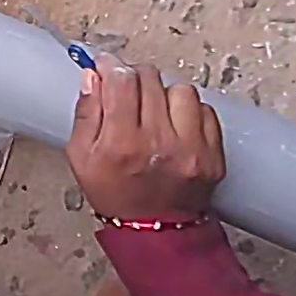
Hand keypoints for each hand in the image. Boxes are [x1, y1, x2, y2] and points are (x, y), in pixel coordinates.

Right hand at [67, 61, 225, 221]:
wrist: (154, 230)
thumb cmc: (112, 193)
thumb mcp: (80, 156)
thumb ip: (85, 114)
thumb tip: (92, 77)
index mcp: (121, 142)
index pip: (122, 81)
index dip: (111, 65)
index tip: (106, 65)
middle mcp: (159, 141)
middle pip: (150, 79)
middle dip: (133, 77)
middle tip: (124, 88)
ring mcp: (192, 147)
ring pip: (180, 90)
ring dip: (162, 93)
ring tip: (152, 109)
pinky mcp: (214, 153)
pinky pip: (204, 110)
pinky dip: (186, 111)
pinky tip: (172, 124)